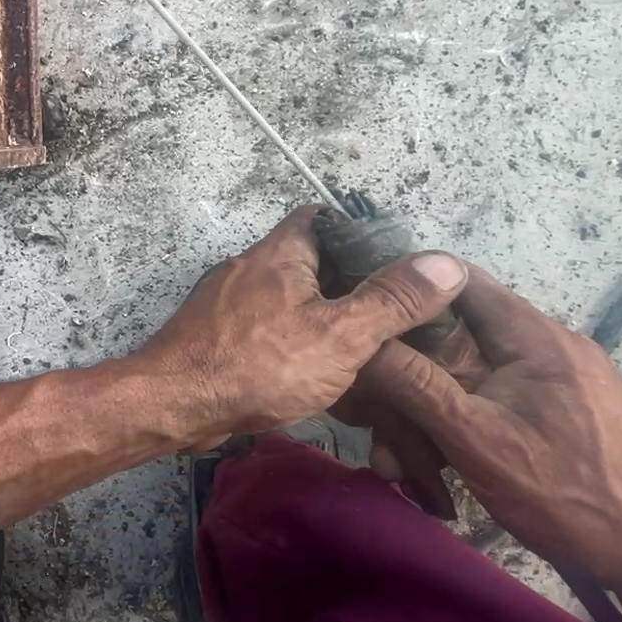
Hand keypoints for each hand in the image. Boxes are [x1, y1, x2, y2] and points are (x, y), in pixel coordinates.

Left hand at [134, 206, 469, 446]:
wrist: (176, 402)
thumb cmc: (258, 364)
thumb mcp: (340, 333)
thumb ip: (391, 300)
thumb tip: (445, 262)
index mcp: (276, 254)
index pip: (322, 219)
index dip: (366, 231)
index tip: (408, 261)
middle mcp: (249, 269)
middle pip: (313, 262)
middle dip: (358, 284)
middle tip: (410, 315)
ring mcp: (230, 301)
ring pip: (294, 299)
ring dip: (333, 318)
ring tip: (383, 347)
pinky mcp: (221, 333)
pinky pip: (272, 328)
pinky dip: (302, 341)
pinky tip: (333, 372)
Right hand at [360, 267, 621, 621]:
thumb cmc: (573, 496)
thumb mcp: (474, 437)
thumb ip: (411, 380)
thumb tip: (356, 335)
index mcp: (532, 337)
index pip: (452, 277)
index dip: (397, 284)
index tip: (354, 312)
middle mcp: (544, 347)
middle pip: (447, 336)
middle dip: (400, 376)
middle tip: (366, 419)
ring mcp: (552, 380)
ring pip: (460, 375)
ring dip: (420, 413)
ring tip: (399, 463)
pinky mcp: (554, 412)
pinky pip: (484, 400)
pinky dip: (451, 427)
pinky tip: (429, 468)